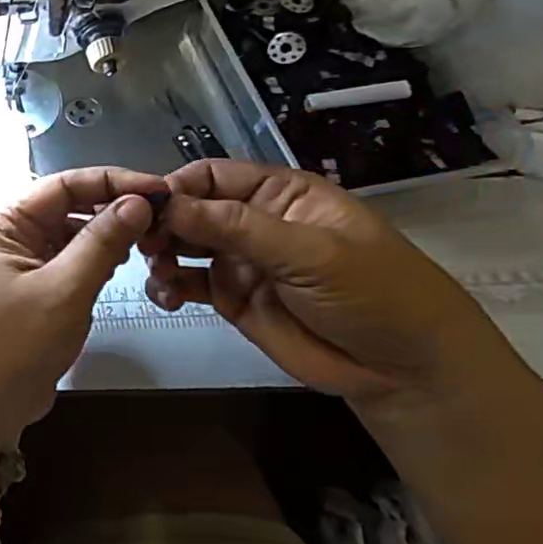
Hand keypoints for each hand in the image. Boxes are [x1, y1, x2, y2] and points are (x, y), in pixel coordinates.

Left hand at [0, 167, 165, 451]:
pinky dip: (99, 257)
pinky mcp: (38, 289)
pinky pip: (73, 259)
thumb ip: (102, 242)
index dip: (114, 181)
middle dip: (114, 206)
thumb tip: (140, 201)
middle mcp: (13, 235)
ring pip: (75, 232)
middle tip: (160, 214)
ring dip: (109, 232)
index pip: (66, 184)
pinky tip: (123, 261)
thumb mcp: (63, 291)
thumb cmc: (13, 347)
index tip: (157, 188)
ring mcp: (25, 263)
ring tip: (148, 237)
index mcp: (6, 223)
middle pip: (71, 205)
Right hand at [146, 159, 503, 404]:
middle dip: (164, 220)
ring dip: (161, 251)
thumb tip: (168, 202)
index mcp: (276, 193)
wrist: (403, 368)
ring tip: (154, 268)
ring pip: (185, 245)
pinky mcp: (234, 300)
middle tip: (139, 241)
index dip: (177, 186)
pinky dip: (170, 286)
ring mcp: (241, 261)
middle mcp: (252, 221)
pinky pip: (190, 284)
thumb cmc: (370, 289)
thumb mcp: (308, 250)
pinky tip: (164, 295)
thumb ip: (237, 227)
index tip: (144, 205)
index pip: (213, 175)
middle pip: (193, 208)